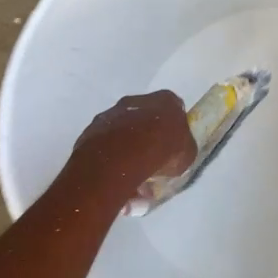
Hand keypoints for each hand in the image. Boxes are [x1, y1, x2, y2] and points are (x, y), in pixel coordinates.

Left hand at [68, 91, 197, 202]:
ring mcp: (111, 114)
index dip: (172, 129)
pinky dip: (109, 159)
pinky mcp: (91, 130)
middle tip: (150, 164)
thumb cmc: (162, 150)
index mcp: (165, 99)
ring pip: (122, 132)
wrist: (120, 158)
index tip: (172, 146)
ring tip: (130, 178)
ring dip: (126, 151)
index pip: (173, 109)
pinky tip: (114, 178)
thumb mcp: (186, 154)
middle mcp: (137, 100)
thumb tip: (177, 156)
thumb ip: (183, 150)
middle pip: (145, 118)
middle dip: (147, 139)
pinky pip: (104, 145)